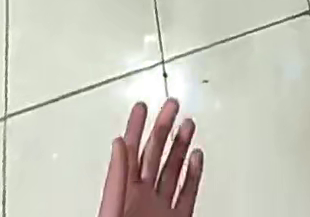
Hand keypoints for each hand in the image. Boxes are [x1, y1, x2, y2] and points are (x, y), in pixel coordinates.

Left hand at [99, 99, 202, 216]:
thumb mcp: (112, 208)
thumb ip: (116, 177)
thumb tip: (118, 141)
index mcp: (124, 189)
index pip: (131, 149)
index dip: (136, 125)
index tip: (142, 105)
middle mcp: (142, 195)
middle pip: (154, 152)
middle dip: (163, 126)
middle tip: (171, 104)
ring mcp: (160, 207)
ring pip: (173, 170)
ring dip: (181, 145)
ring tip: (188, 123)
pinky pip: (188, 194)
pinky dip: (194, 175)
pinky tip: (197, 156)